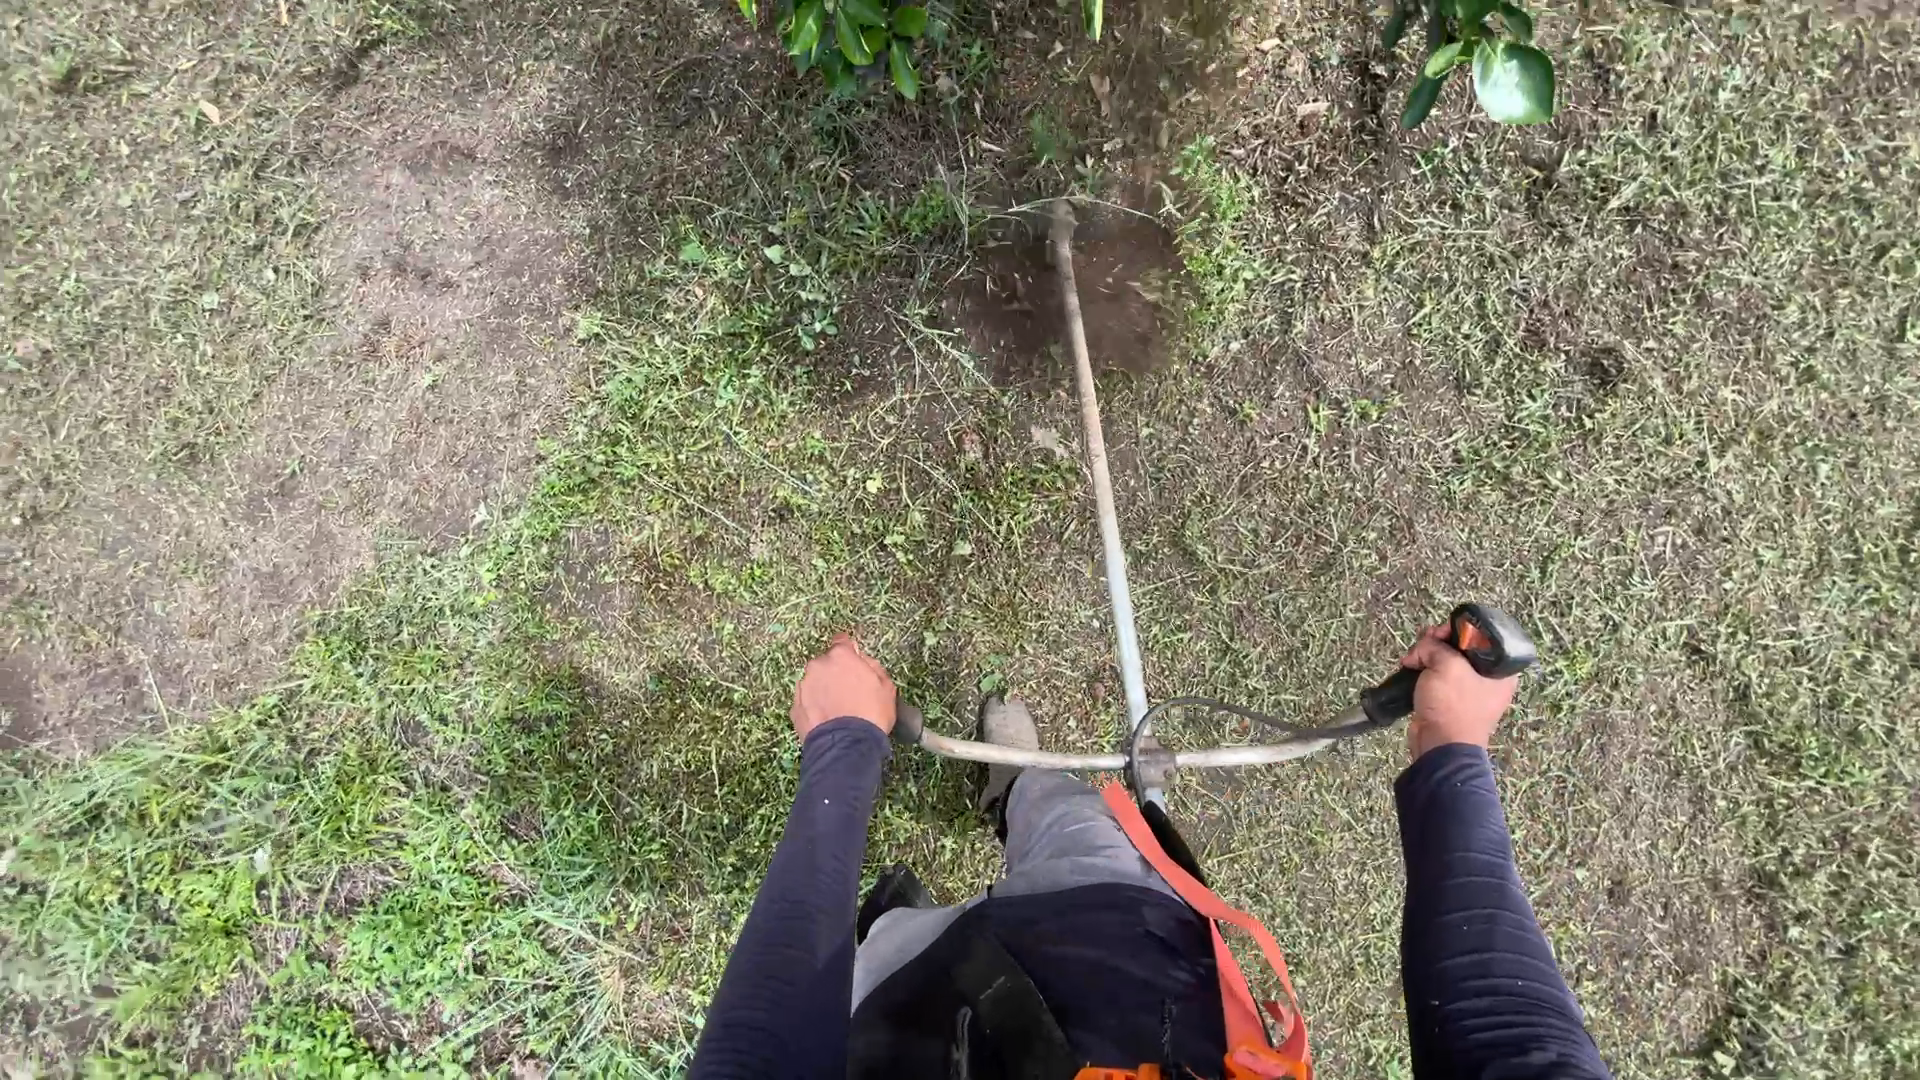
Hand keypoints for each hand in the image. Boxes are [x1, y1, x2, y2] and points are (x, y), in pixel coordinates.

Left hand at [791, 634, 895, 741]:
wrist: (846, 746)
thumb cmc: (870, 715)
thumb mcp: (887, 687)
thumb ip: (874, 667)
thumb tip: (865, 663)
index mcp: (840, 656)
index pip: (842, 641)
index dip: (850, 651)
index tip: (853, 661)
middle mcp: (818, 666)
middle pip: (827, 663)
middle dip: (836, 673)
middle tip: (849, 692)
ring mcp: (803, 686)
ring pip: (815, 681)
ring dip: (823, 689)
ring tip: (838, 709)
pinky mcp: (794, 706)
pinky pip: (806, 700)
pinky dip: (814, 706)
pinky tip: (827, 718)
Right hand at [1400, 623, 1518, 759]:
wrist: (1441, 743)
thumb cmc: (1452, 704)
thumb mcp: (1447, 665)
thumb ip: (1435, 646)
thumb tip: (1423, 648)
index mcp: (1501, 669)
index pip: (1480, 636)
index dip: (1456, 630)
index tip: (1437, 634)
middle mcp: (1488, 676)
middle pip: (1459, 645)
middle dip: (1435, 642)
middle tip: (1421, 647)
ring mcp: (1468, 687)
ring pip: (1444, 658)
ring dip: (1424, 654)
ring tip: (1411, 660)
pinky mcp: (1449, 696)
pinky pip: (1436, 673)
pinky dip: (1422, 668)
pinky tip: (1410, 667)